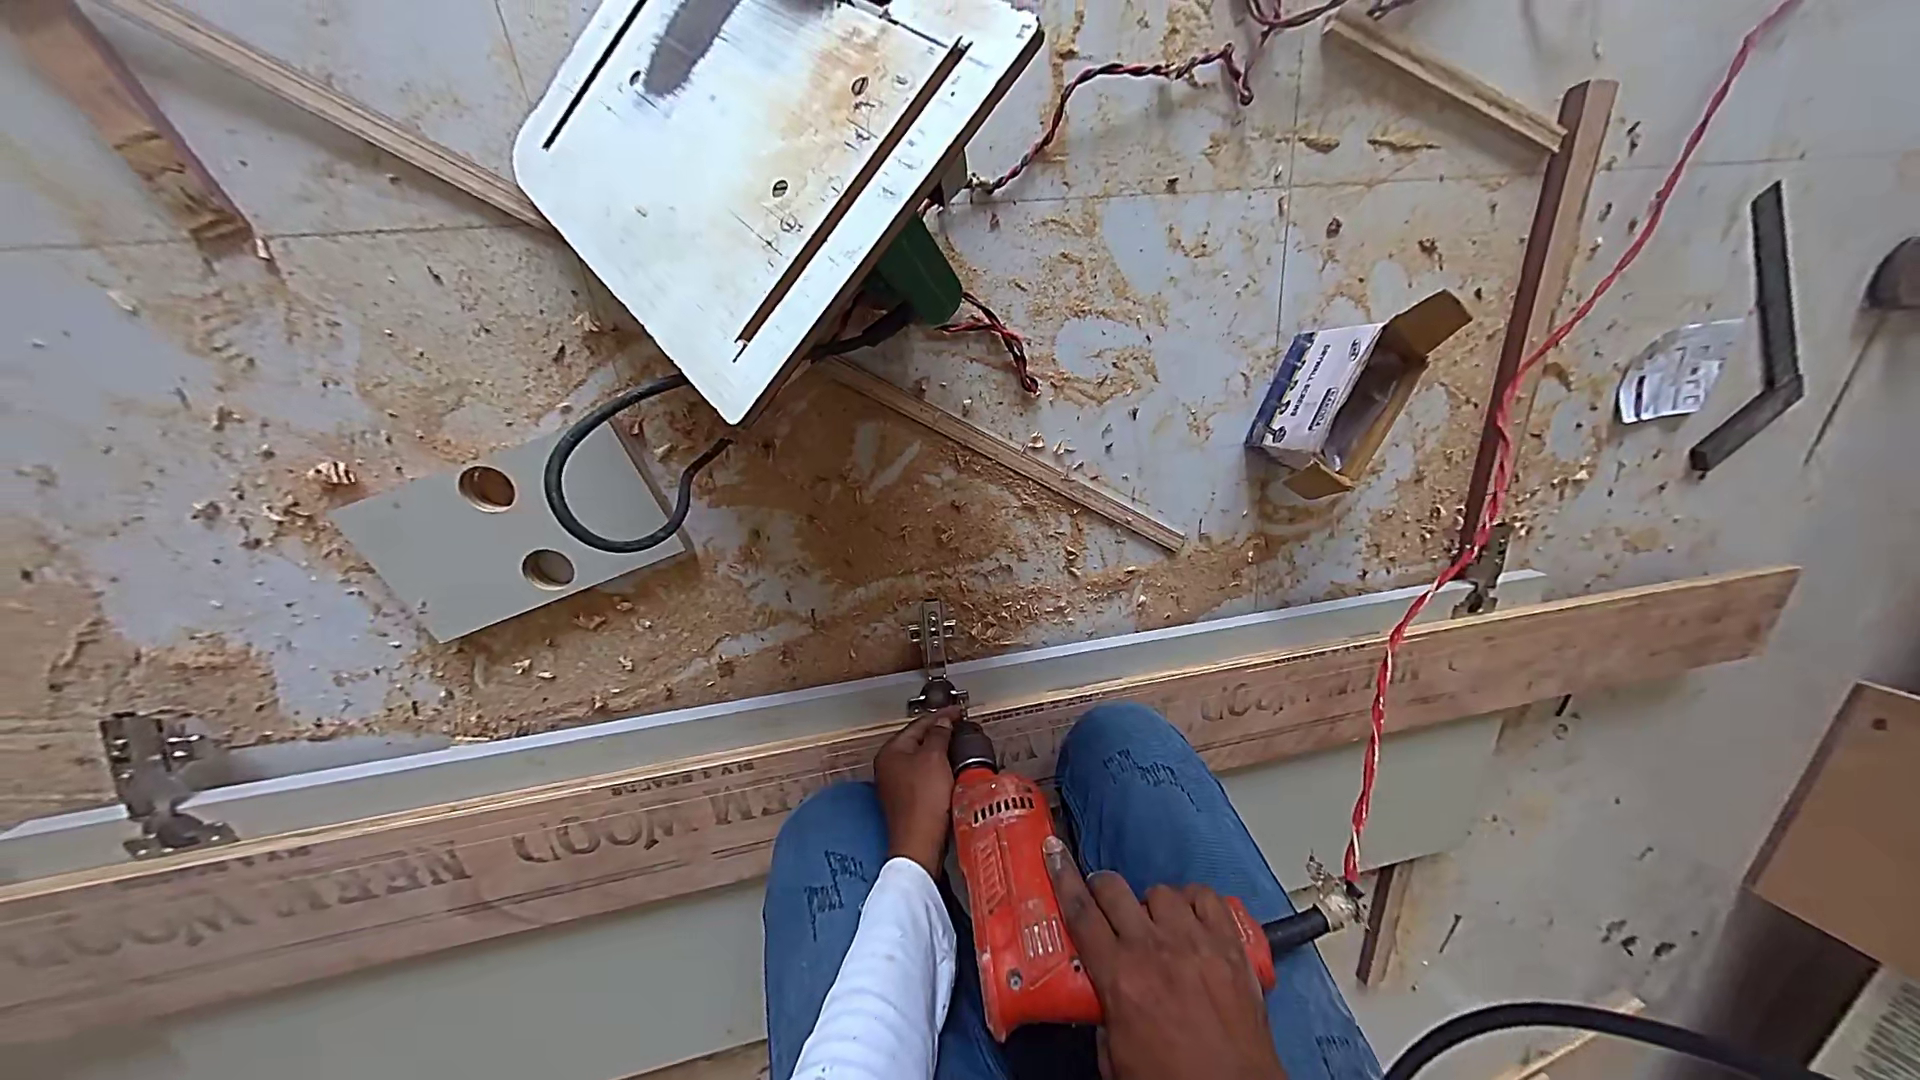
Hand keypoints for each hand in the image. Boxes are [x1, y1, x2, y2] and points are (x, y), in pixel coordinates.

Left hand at [874, 709, 955, 874]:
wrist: (920, 843)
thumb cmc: (923, 801)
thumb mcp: (934, 758)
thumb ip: (939, 734)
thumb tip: (943, 722)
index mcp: (890, 751)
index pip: (918, 724)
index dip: (940, 716)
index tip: (957, 712)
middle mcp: (888, 766)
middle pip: (917, 741)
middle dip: (939, 733)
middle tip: (959, 726)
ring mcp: (896, 784)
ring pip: (921, 759)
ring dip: (939, 752)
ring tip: (958, 746)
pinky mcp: (907, 800)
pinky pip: (923, 776)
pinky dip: (937, 769)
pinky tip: (950, 770)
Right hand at [1044, 836, 1285, 1079]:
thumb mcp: (1116, 1056)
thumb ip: (1103, 1011)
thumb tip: (1100, 988)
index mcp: (1120, 978)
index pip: (1081, 912)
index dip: (1063, 877)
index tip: (1054, 853)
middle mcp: (1154, 950)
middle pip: (1114, 888)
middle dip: (1103, 891)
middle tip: (1106, 906)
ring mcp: (1195, 943)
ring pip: (1159, 890)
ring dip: (1150, 904)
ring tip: (1155, 925)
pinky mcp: (1229, 946)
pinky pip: (1206, 897)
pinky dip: (1193, 901)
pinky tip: (1190, 918)